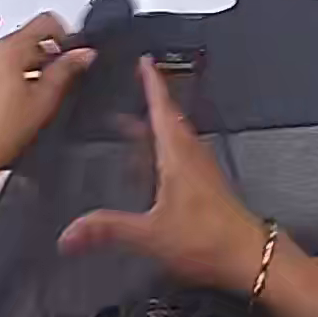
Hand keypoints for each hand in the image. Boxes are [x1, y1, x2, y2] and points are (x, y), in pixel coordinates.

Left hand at [0, 12, 94, 202]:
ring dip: (32, 71)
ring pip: (14, 56)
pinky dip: (14, 81)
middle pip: (29, 39)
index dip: (66, 36)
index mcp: (8, 49)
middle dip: (49, 58)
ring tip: (39, 102)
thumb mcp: (43, 101)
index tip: (72, 57)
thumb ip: (66, 71)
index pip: (45, 21)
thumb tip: (84, 54)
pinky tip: (19, 110)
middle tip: (60, 84)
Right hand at [58, 57, 270, 292]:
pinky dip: (163, 146)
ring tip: (132, 122)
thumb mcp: (151, 233)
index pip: (161, 106)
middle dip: (150, 99)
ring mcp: (200, 167)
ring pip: (174, 135)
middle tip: (134, 85)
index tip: (144, 60)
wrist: (248, 256)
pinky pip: (180, 152)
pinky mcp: (204, 182)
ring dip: (155, 124)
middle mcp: (191, 153)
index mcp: (177, 153)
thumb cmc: (207, 238)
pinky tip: (151, 164)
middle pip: (167, 117)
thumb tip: (69, 233)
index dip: (152, 81)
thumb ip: (109, 230)